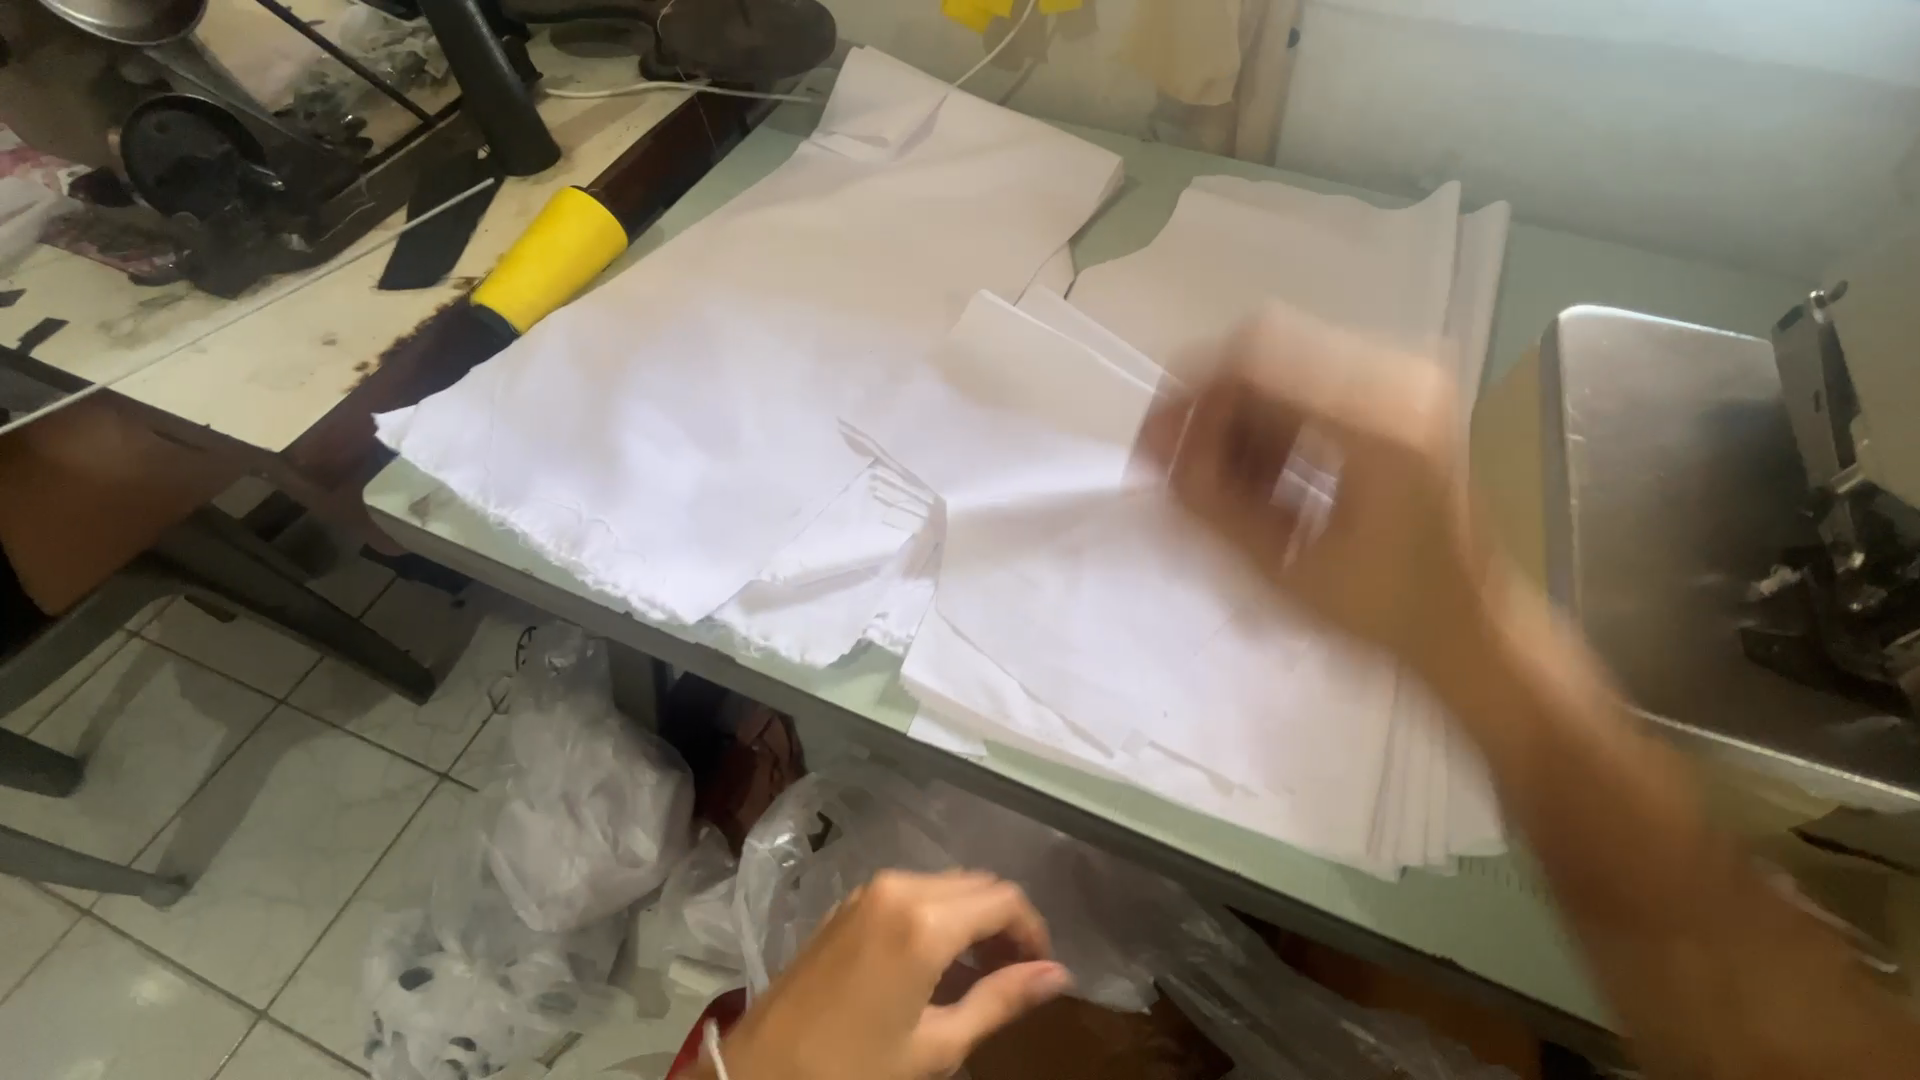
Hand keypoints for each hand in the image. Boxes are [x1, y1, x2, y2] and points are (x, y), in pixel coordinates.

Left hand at [710, 870, 1072, 1079]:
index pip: (1004, 900)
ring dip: (974, 916)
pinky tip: (938, 958)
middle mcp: (901, 887)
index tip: (1041, 970)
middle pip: (978, 884)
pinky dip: (939, 912)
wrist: (761, 1069)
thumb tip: (1058, 976)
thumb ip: (1000, 1001)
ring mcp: (871, 890)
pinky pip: (914, 890)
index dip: (1033, 931)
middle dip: (1005, 922)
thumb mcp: (934, 1046)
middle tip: (1014, 974)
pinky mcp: (851, 901)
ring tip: (980, 971)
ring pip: (947, 883)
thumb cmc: (853, 1067)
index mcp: (925, 921)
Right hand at [1141, 306, 1492, 678]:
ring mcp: (1405, 374)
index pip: (1254, 363)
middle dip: (1206, 408)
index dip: (1188, 400)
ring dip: (1234, 418)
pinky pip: (1304, 378)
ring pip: (1278, 361)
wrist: (1470, 619)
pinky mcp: (1400, 386)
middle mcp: (1400, 375)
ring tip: (1222, 483)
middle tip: (1176, 467)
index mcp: (1381, 422)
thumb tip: (1157, 459)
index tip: (1152, 451)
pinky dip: (1265, 421)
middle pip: (1263, 350)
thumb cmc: (1385, 611)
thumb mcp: (1284, 570)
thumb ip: (1215, 507)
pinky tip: (1259, 474)